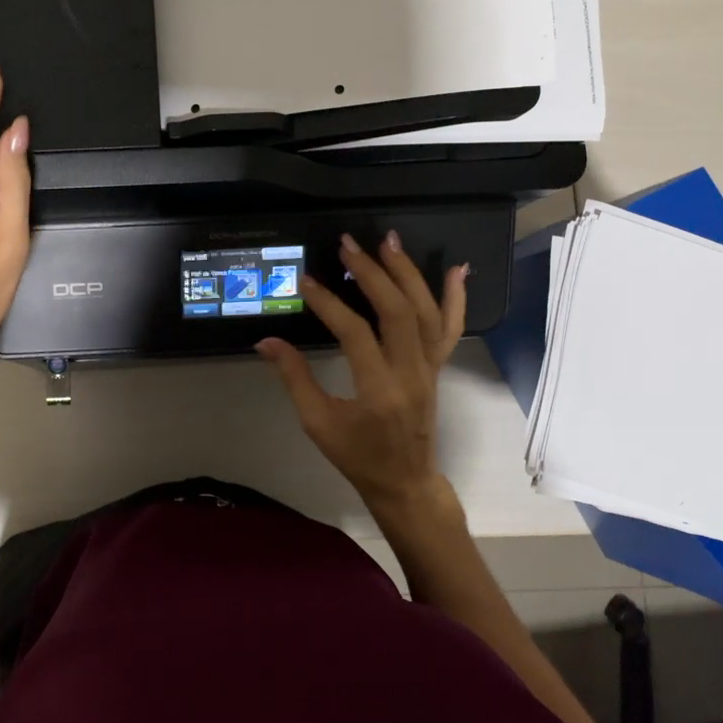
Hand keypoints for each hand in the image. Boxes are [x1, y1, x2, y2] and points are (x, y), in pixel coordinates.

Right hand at [257, 233, 468, 505]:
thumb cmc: (356, 456)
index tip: (306, 280)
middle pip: (398, 312)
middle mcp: (411, 373)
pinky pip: (451, 328)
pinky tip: (456, 268)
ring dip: (408, 273)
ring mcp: (430, 368)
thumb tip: (266, 341)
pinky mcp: (438, 367)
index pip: (355, 334)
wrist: (404, 481)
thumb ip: (294, 378)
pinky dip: (456, 297)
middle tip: (348, 245)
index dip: (329, 304)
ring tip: (388, 241)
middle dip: (373, 273)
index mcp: (378, 390)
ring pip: (426, 312)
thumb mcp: (317, 422)